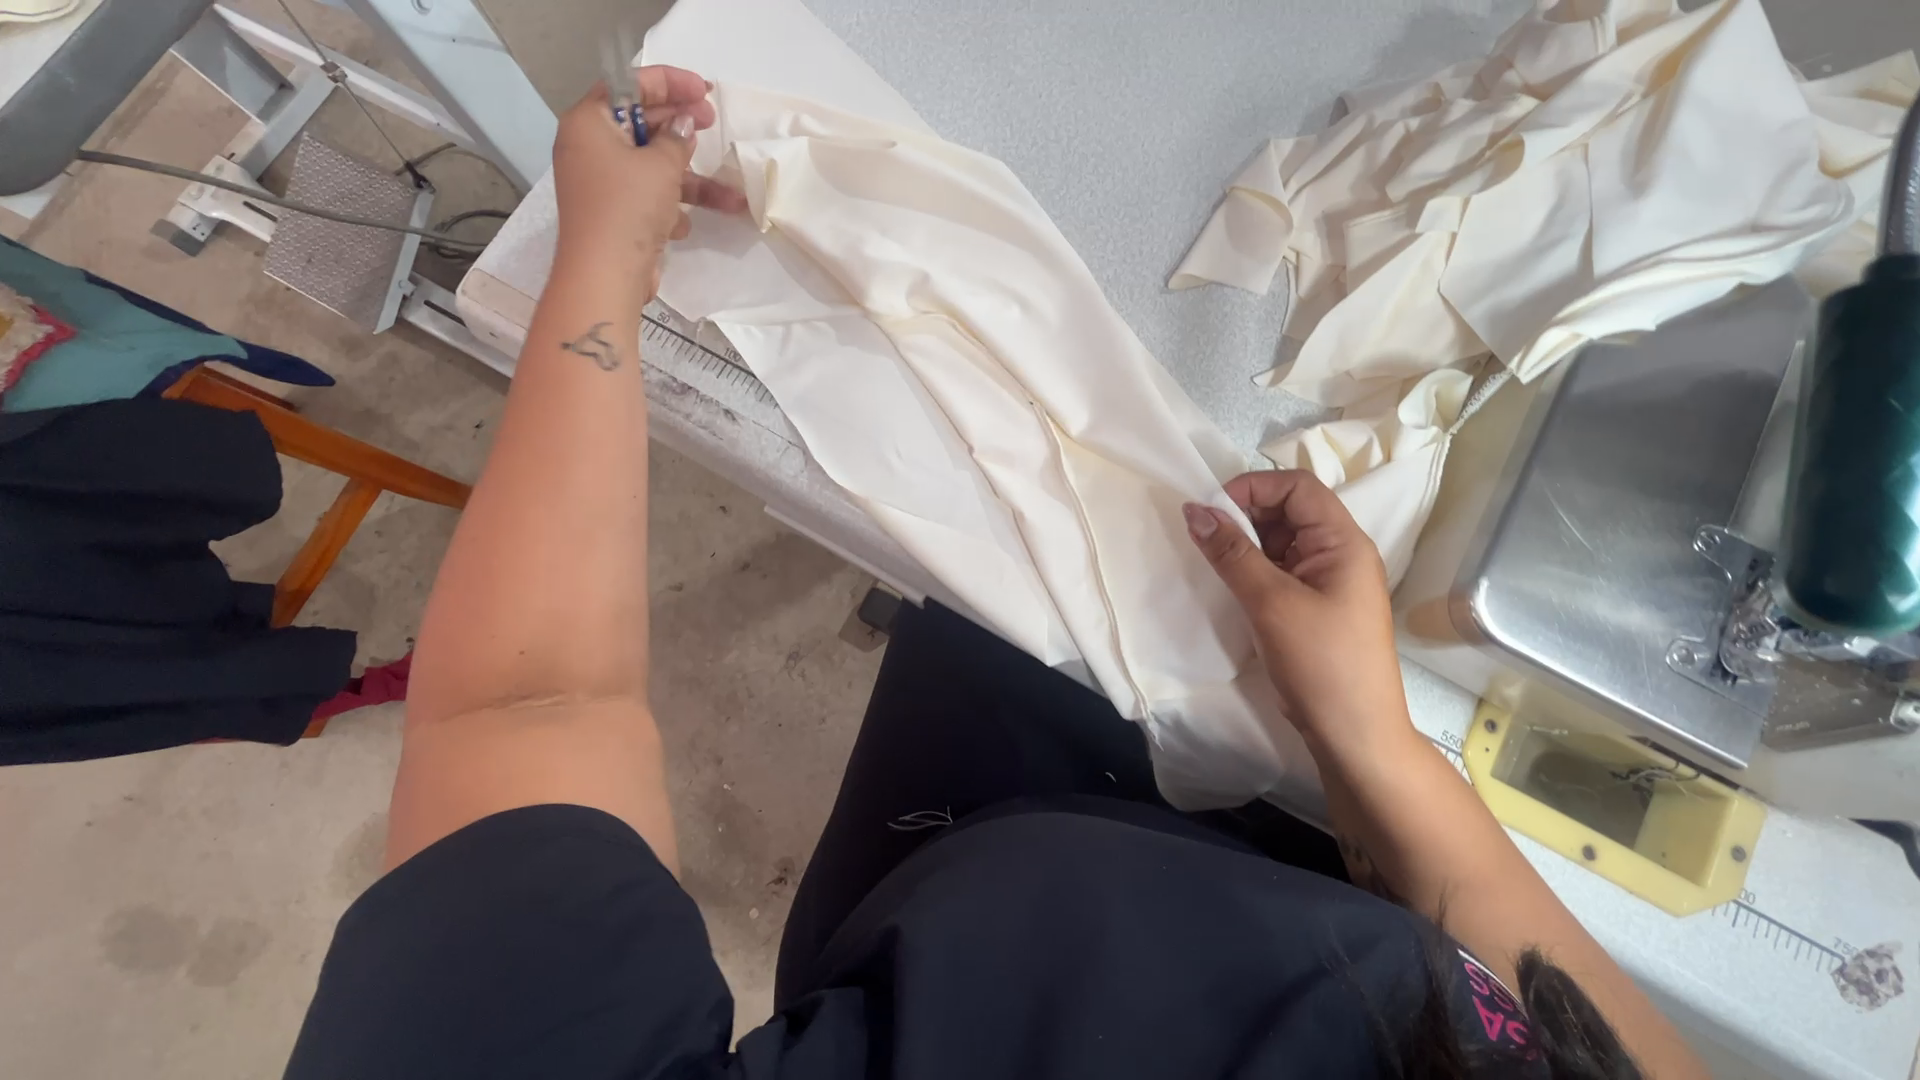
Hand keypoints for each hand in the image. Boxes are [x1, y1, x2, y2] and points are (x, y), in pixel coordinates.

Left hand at [551, 66, 747, 297]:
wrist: (605, 274)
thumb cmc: (628, 207)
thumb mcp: (661, 165)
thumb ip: (676, 139)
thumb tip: (683, 126)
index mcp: (590, 122)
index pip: (630, 86)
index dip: (669, 83)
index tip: (703, 90)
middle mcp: (591, 148)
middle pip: (642, 126)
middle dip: (681, 129)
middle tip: (713, 123)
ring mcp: (603, 184)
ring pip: (652, 169)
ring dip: (691, 181)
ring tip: (730, 194)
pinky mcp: (616, 215)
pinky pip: (648, 199)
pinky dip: (670, 207)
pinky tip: (685, 225)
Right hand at [1183, 471, 1414, 762]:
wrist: (1353, 732)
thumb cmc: (1320, 662)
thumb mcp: (1270, 602)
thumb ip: (1231, 553)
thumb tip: (1194, 510)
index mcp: (1343, 542)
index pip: (1297, 487)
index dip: (1252, 487)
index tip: (1210, 511)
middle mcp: (1337, 553)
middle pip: (1287, 510)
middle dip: (1243, 515)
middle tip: (1204, 538)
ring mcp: (1325, 580)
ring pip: (1278, 541)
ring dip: (1243, 544)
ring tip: (1212, 561)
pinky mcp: (1311, 605)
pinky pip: (1277, 569)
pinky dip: (1250, 568)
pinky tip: (1227, 583)